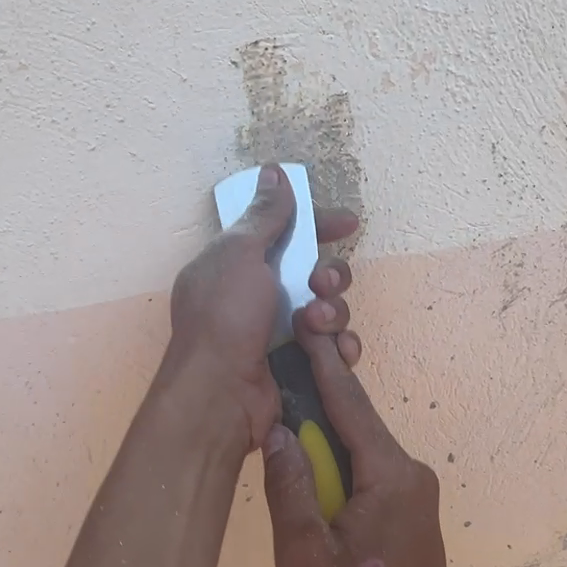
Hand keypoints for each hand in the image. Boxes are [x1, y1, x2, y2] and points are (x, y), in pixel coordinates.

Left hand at [158, 164, 359, 451]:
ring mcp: (280, 333)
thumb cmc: (225, 317)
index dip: (317, 225)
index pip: (286, 233)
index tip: (346, 224)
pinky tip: (334, 352)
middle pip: (317, 270)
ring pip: (331, 308)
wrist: (220, 396)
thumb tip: (273, 170)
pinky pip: (334, 346)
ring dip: (332, 312)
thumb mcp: (239, 254)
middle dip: (329, 274)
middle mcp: (260, 295)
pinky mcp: (299, 365)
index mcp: (238, 264)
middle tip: (320, 283)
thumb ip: (264, 214)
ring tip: (316, 326)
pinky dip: (339, 347)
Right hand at [261, 328, 498, 566]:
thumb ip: (288, 486)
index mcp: (390, 475)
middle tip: (277, 370)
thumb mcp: (303, 557)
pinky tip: (309, 476)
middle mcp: (411, 475)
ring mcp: (415, 499)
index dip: (322, 361)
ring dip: (322, 441)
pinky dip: (337, 468)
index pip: (349, 402)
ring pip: (359, 453)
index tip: (306, 319)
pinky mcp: (410, 521)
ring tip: (281, 426)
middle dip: (315, 400)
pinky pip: (367, 477)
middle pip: (354, 425)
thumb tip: (276, 428)